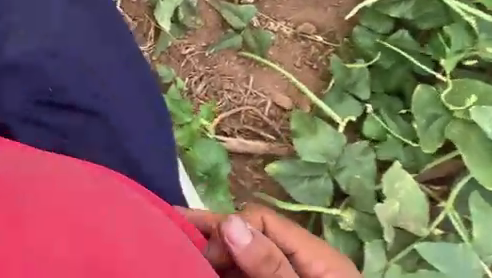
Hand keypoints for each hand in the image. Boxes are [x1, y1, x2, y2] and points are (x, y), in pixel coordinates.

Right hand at [183, 205, 360, 277]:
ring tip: (180, 261)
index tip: (202, 255)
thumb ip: (271, 267)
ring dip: (217, 263)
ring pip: (245, 263)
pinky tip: (201, 273)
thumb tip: (229, 222)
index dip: (227, 229)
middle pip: (251, 239)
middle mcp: (305, 267)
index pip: (260, 219)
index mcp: (318, 259)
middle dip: (214, 242)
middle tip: (173, 244)